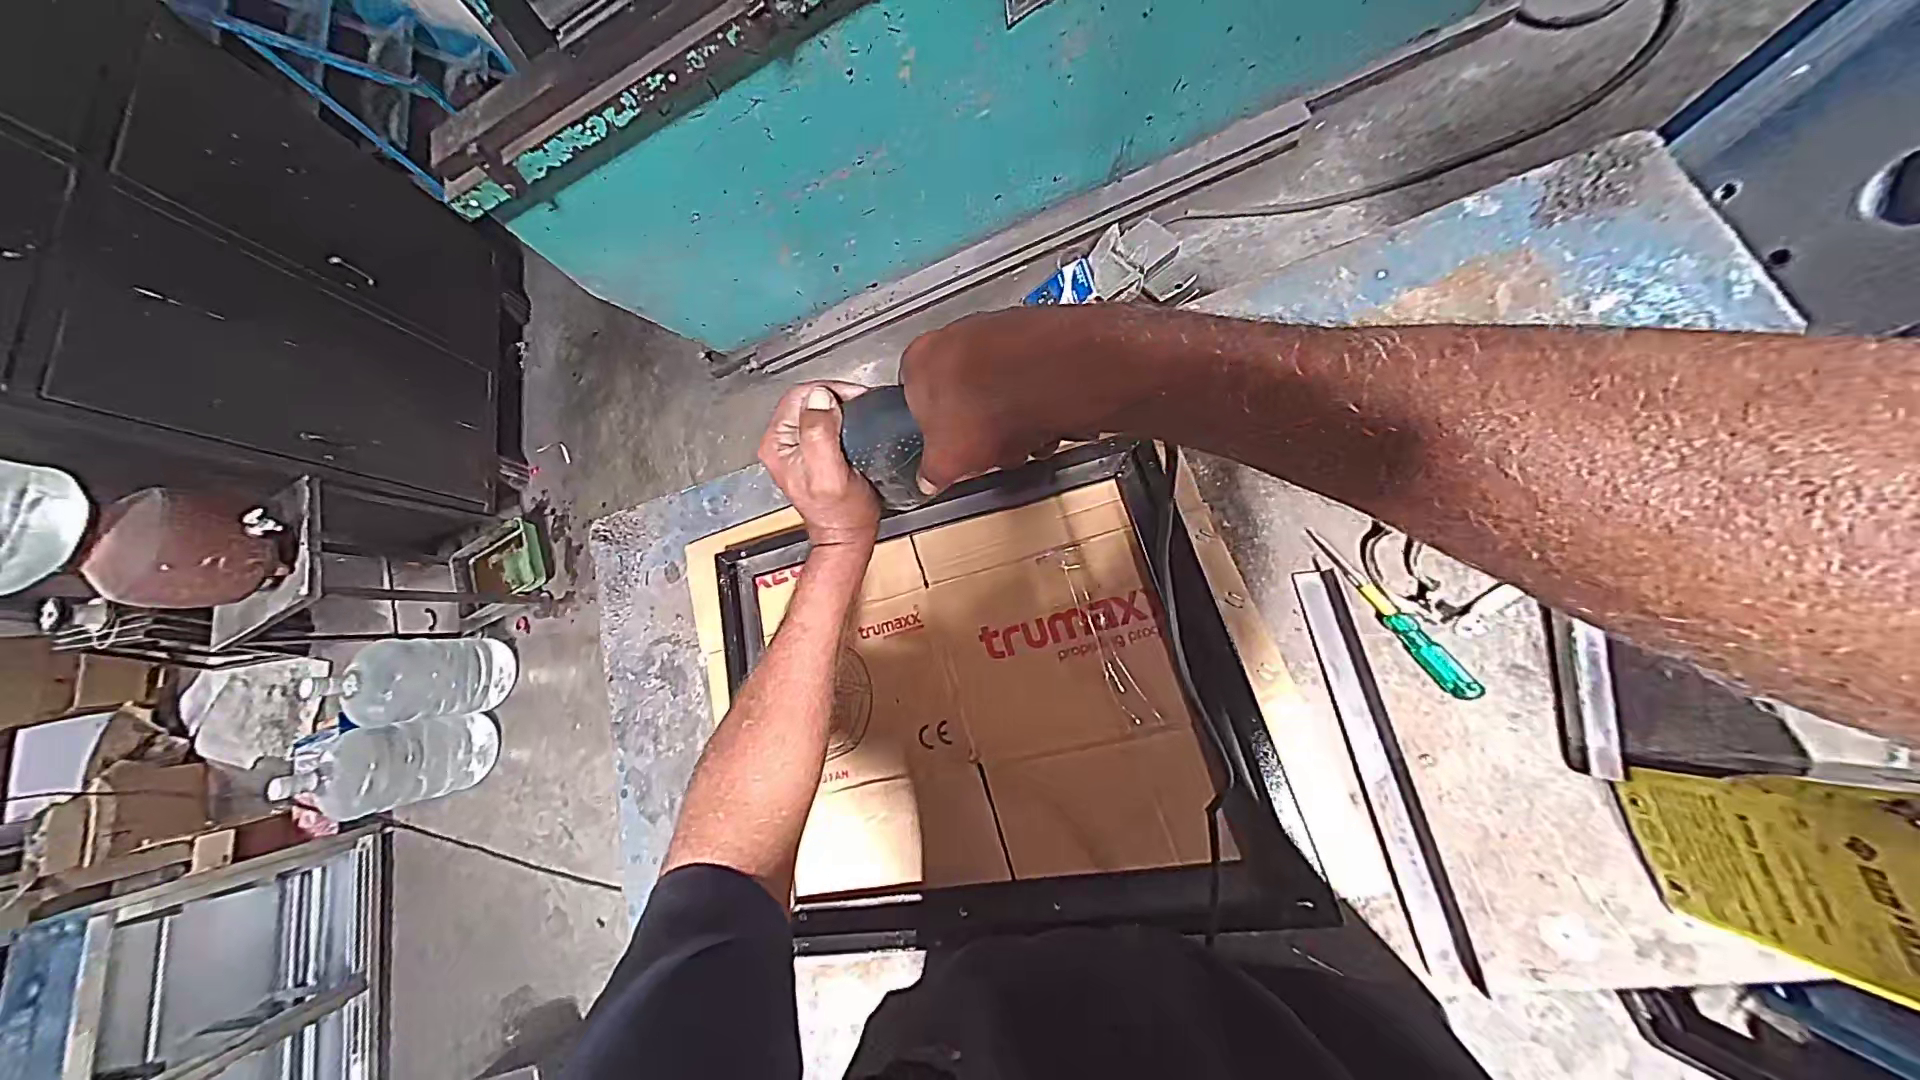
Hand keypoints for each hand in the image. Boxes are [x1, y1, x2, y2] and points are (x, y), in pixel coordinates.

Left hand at [759, 382, 880, 548]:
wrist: (847, 535)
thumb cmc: (840, 513)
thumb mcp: (829, 473)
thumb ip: (819, 434)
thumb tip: (820, 398)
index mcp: (777, 444)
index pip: (799, 395)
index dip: (829, 391)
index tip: (854, 399)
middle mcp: (782, 443)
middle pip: (807, 400)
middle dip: (835, 398)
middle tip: (859, 408)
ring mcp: (797, 448)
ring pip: (817, 411)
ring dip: (840, 410)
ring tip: (858, 419)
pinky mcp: (812, 453)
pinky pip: (825, 425)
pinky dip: (841, 422)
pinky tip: (853, 430)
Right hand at [900, 308, 1110, 492]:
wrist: (1042, 381)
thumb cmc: (986, 405)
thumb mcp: (944, 461)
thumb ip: (932, 471)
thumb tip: (930, 479)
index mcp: (917, 361)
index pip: (916, 401)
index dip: (937, 432)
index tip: (950, 449)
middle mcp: (953, 337)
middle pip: (963, 397)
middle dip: (981, 429)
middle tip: (990, 451)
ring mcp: (995, 333)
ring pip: (1000, 389)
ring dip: (1012, 420)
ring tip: (1022, 442)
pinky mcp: (1035, 338)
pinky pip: (1032, 380)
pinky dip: (1038, 403)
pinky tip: (1045, 424)